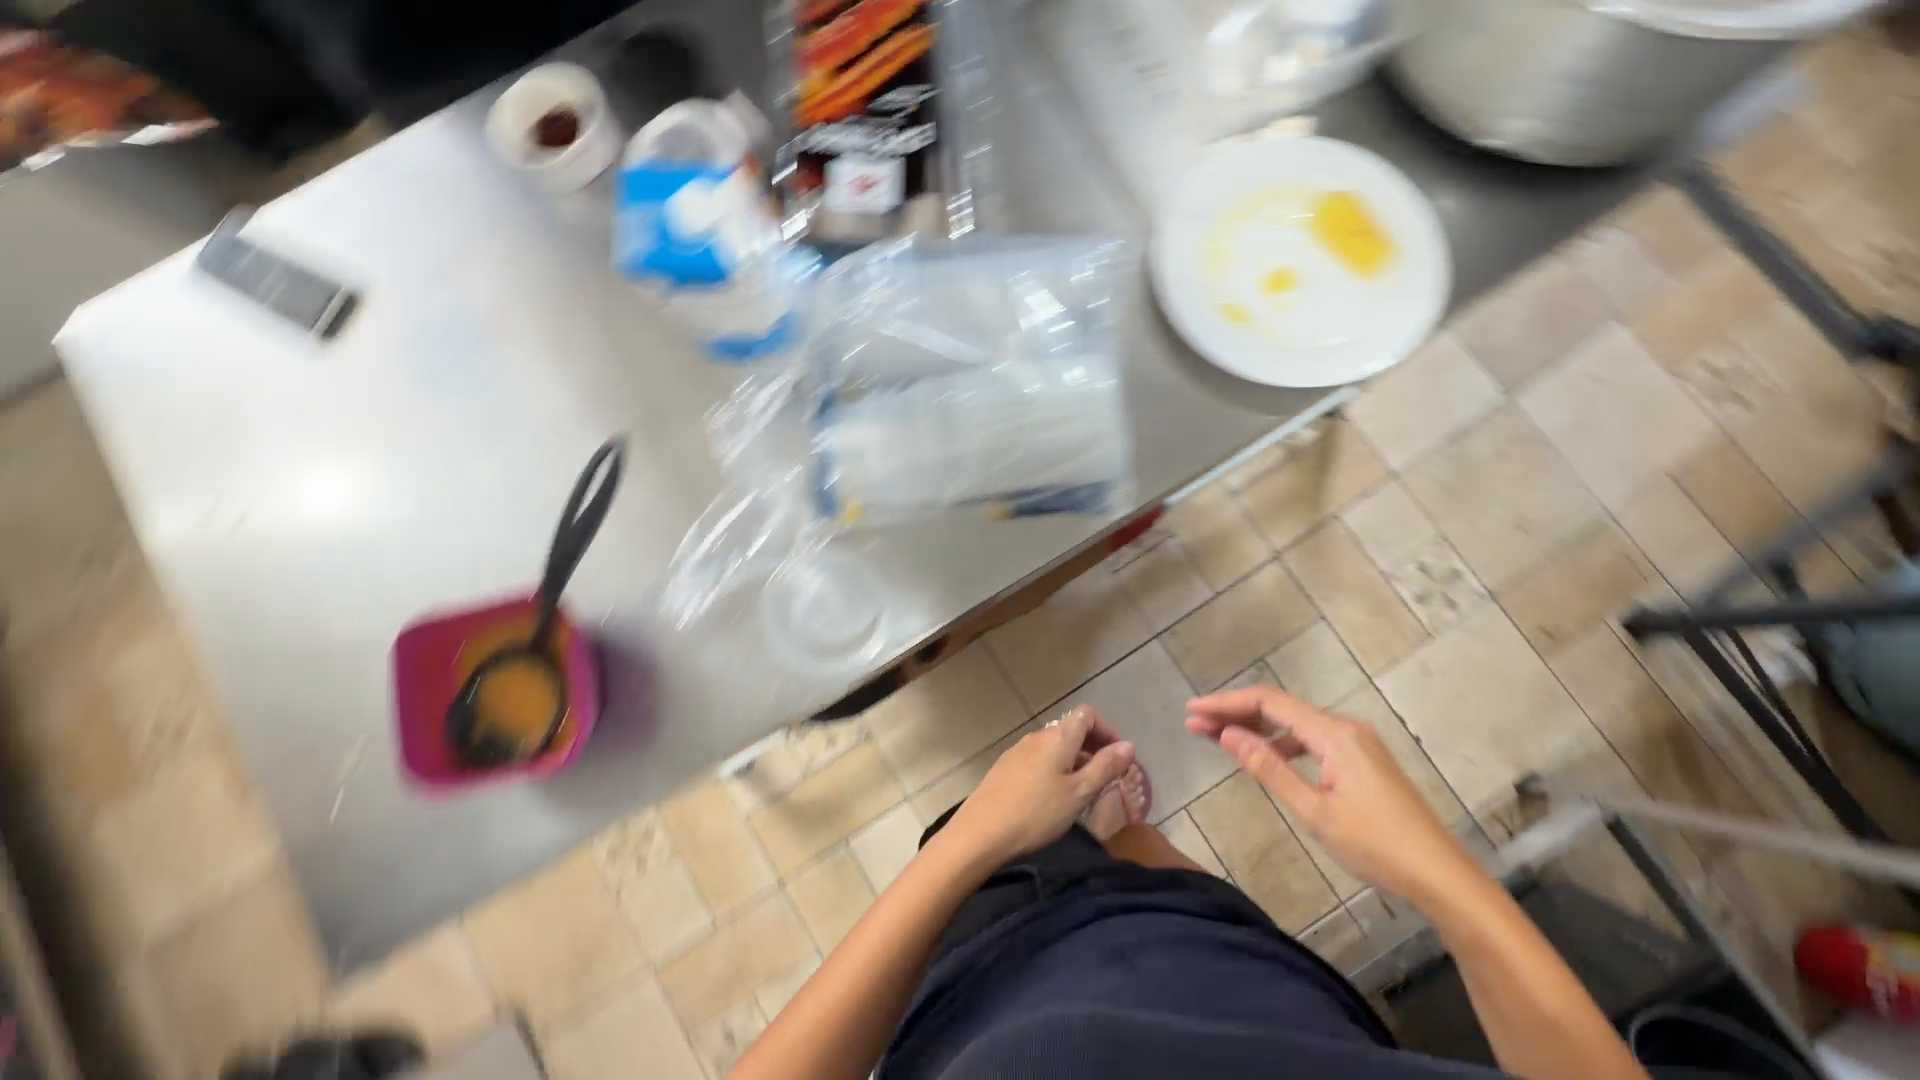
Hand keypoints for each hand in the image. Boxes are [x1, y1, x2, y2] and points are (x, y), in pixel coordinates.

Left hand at [943, 706, 1135, 865]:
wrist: (982, 832)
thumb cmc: (1037, 812)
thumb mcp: (1079, 792)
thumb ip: (1106, 766)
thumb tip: (1129, 745)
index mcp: (1057, 736)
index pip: (1087, 714)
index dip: (1108, 730)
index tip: (1120, 758)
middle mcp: (1037, 736)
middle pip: (1071, 729)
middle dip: (1094, 747)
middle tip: (1108, 776)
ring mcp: (1018, 750)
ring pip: (1055, 746)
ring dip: (1075, 759)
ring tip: (1085, 789)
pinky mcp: (1006, 767)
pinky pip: (1039, 758)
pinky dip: (1056, 768)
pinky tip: (1055, 796)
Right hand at [1185, 684, 1481, 902]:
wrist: (1440, 874)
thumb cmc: (1375, 846)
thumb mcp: (1313, 811)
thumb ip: (1269, 768)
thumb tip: (1228, 735)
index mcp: (1334, 734)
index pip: (1269, 703)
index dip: (1226, 703)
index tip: (1192, 710)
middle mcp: (1345, 727)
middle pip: (1281, 707)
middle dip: (1235, 712)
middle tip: (1194, 724)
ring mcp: (1357, 742)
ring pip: (1295, 723)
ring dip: (1256, 727)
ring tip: (1217, 737)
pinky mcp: (1362, 759)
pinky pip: (1311, 738)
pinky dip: (1281, 742)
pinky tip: (1264, 756)